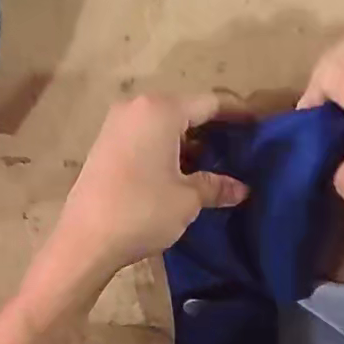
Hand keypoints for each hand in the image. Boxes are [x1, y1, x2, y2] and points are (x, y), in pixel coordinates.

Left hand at [49, 93, 248, 276]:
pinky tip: (182, 172)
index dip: (237, 114)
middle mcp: (136, 108)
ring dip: (189, 141)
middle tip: (238, 148)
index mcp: (160, 111)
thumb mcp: (188, 199)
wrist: (86, 240)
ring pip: (164, 125)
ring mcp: (117, 125)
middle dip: (213, 128)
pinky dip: (168, 149)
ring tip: (214, 165)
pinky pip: (146, 137)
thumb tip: (242, 189)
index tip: (257, 126)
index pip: (210, 103)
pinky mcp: (106, 146)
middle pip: (185, 110)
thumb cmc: (143, 211)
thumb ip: (216, 186)